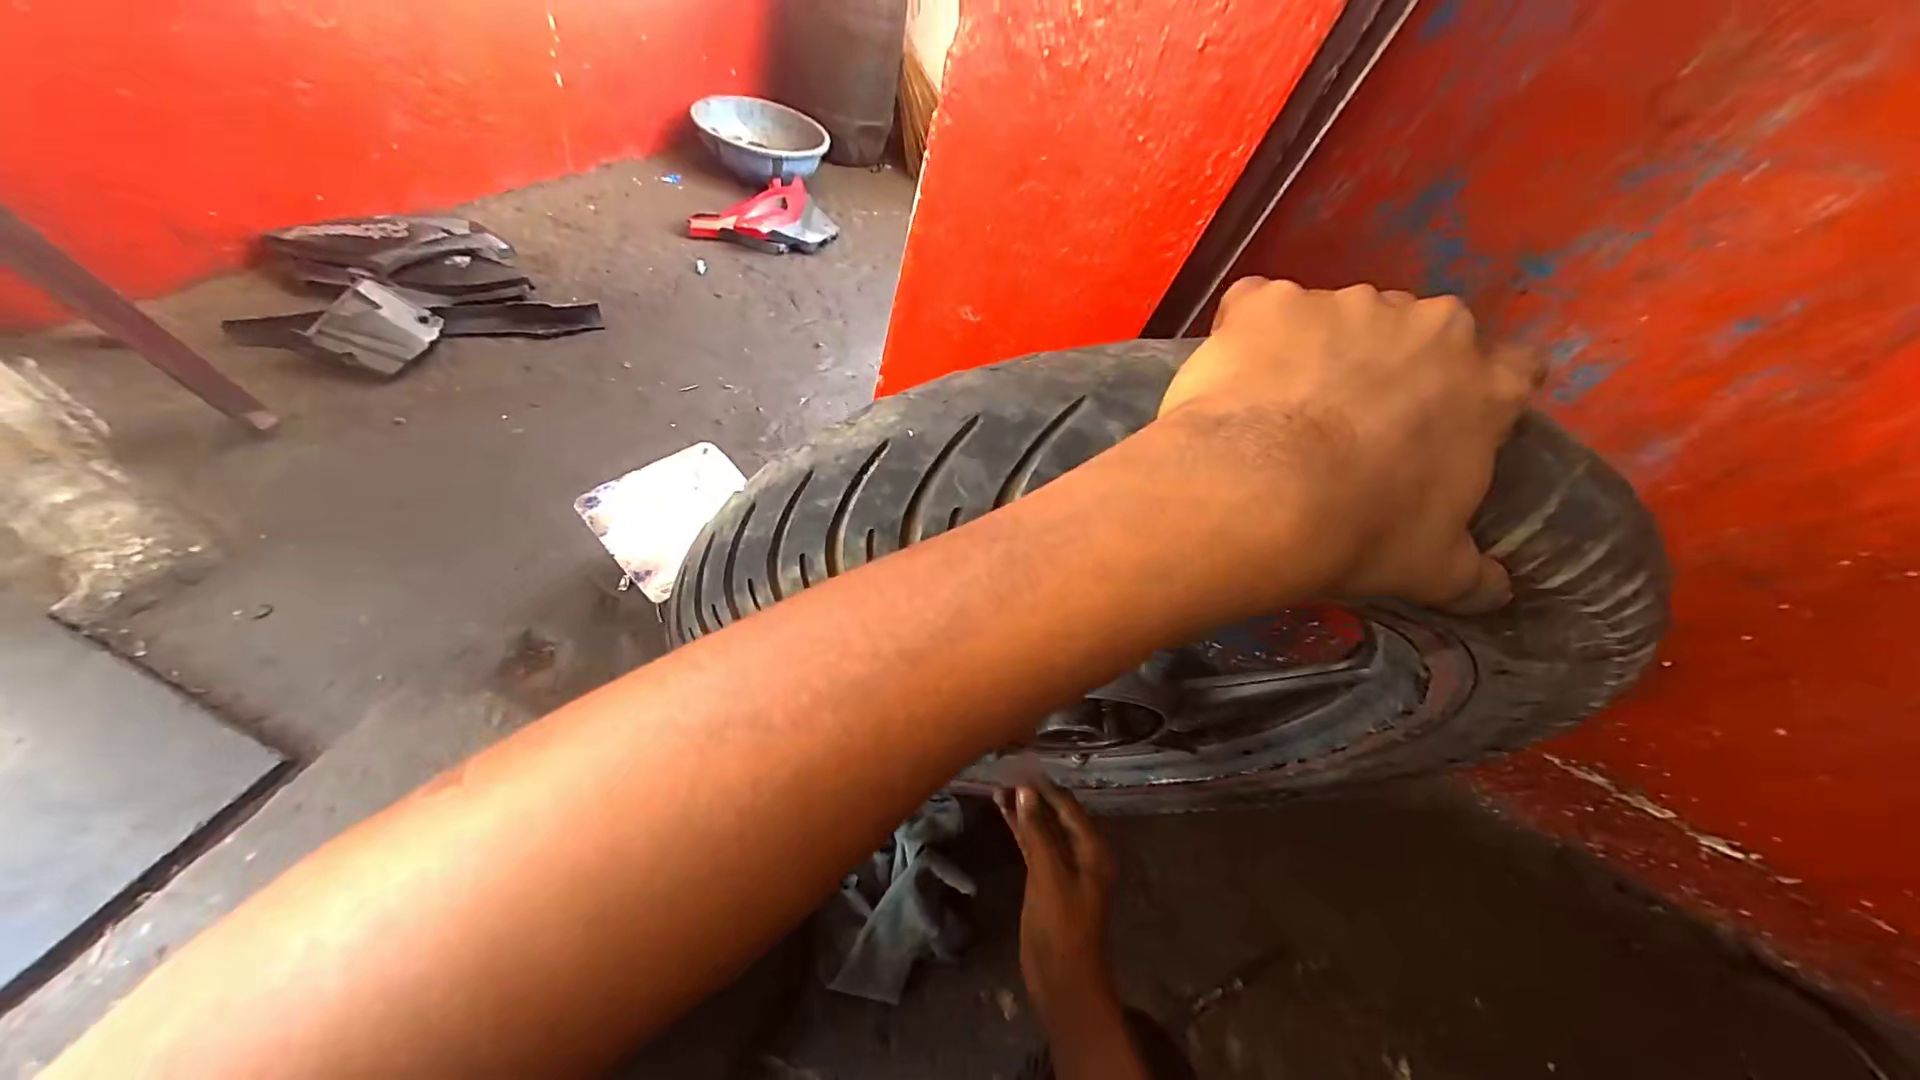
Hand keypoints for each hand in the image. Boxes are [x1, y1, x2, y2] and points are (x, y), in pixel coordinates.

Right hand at [995, 780, 1119, 1025]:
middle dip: (1032, 793)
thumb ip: (1038, 832)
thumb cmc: (1061, 927)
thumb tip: (1025, 790)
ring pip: (1041, 827)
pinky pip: (1033, 844)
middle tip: (1005, 769)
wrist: (1062, 980)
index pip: (1068, 806)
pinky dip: (1019, 828)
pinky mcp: (1045, 879)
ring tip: (997, 786)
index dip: (1044, 785)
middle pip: (1055, 813)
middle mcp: (1081, 852)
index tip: (1019, 762)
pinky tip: (1003, 812)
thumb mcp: (1049, 876)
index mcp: (1093, 849)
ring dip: (1023, 809)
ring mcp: (1063, 866)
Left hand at [1155, 279, 1538, 613]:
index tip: (1433, 420)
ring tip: (1268, 409)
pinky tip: (1228, 375)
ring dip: (1309, 351)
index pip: (1509, 371)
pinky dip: (1245, 330)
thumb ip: (1471, 574)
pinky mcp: (1268, 303)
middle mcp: (1424, 325)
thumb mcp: (1428, 568)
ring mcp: (1342, 304)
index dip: (1471, 393)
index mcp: (1483, 383)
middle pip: (1411, 337)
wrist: (1259, 495)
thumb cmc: (1356, 533)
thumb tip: (1498, 593)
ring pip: (1332, 320)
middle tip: (1335, 421)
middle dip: (1382, 370)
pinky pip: (1257, 306)